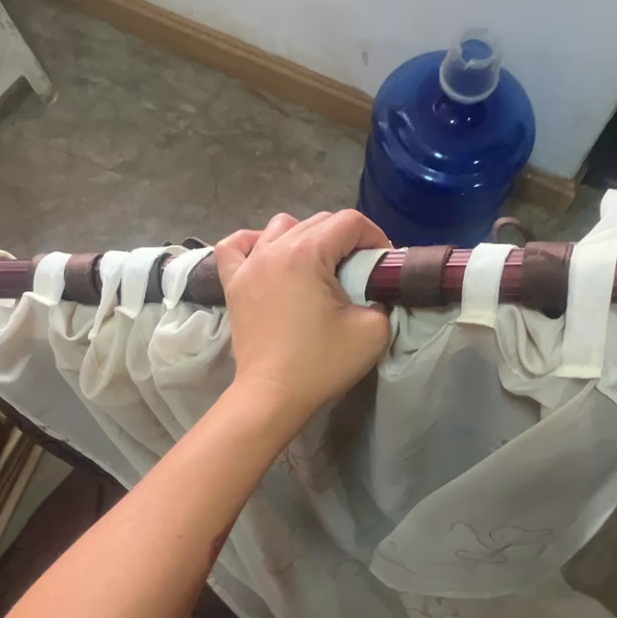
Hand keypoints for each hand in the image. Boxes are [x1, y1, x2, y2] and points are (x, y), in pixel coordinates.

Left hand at [214, 210, 390, 423]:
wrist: (273, 396)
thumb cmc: (321, 364)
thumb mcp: (373, 332)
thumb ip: (383, 299)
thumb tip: (376, 289)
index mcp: (308, 254)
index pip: (350, 222)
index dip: (375, 237)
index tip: (382, 264)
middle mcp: (274, 249)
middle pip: (318, 221)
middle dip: (345, 239)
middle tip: (358, 272)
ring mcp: (248, 265)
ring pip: (281, 227)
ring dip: (306, 237)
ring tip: (318, 266)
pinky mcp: (233, 284)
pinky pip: (234, 246)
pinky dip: (253, 243)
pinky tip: (267, 255)